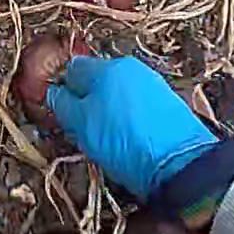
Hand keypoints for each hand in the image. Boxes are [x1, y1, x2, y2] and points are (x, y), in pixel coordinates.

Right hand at [47, 56, 218, 200]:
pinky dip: (127, 119)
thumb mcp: (82, 125)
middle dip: (86, 102)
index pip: (74, 69)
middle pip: (97, 81)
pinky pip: (136, 106)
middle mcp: (131, 69)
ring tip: (106, 140)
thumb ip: (63, 104)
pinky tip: (128, 140)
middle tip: (81, 130)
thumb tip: (53, 93)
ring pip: (117, 94)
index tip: (60, 111)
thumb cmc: (125, 141)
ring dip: (106, 112)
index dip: (62, 89)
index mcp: (107, 68)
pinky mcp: (167, 103)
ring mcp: (152, 84)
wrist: (180, 164)